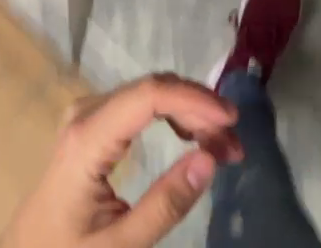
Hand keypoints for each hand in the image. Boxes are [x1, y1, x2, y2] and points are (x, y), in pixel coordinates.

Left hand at [1, 73, 242, 247]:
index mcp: (87, 138)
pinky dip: (172, 115)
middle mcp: (86, 112)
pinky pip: (140, 105)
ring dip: (190, 112)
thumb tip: (210, 159)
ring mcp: (88, 113)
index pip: (148, 95)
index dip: (194, 99)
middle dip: (200, 109)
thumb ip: (164, 205)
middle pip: (153, 89)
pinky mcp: (92, 122)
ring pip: (150, 93)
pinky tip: (192, 137)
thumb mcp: (118, 246)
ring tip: (221, 146)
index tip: (231, 120)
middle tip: (233, 146)